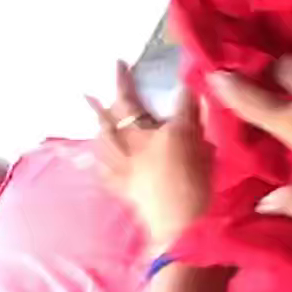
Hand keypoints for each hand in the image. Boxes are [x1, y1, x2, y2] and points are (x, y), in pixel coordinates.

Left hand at [87, 60, 212, 245]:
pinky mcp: (126, 194)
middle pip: (112, 122)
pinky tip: (98, 158)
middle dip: (103, 104)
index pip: (137, 100)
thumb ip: (193, 112)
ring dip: (97, 128)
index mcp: (149, 135)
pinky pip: (106, 173)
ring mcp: (125, 173)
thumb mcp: (201, 142)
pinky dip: (100, 161)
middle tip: (90, 90)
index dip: (127, 81)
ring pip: (103, 145)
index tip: (118, 62)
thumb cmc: (197, 182)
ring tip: (91, 115)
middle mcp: (130, 151)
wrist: (183, 229)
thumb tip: (191, 87)